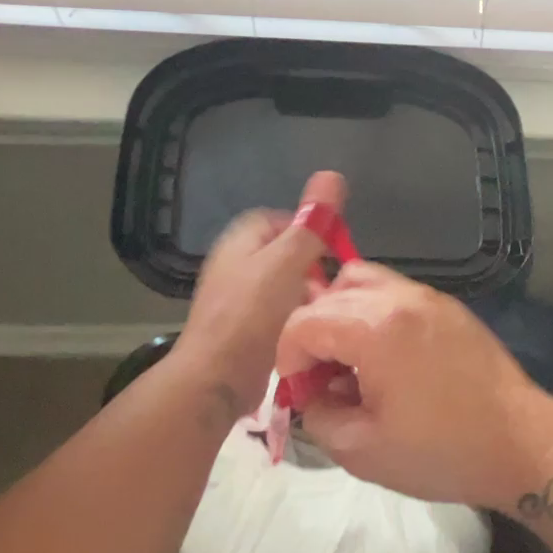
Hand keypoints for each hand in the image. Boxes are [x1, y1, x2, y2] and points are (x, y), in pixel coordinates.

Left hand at [174, 170, 345, 418]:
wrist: (217, 378)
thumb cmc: (252, 315)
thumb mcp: (287, 263)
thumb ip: (312, 225)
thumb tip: (332, 174)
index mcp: (241, 240)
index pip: (280, 219)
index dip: (309, 230)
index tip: (334, 251)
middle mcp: (235, 265)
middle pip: (283, 254)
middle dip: (312, 268)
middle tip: (335, 288)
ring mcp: (237, 299)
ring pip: (284, 287)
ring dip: (307, 298)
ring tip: (327, 313)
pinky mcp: (244, 330)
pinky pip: (277, 315)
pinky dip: (295, 321)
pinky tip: (310, 334)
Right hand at [275, 262, 552, 508]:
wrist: (523, 446)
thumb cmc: (443, 454)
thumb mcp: (361, 450)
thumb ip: (317, 414)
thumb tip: (311, 393)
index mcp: (376, 326)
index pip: (303, 322)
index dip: (288, 360)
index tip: (300, 395)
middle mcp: (402, 298)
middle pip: (330, 294)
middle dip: (313, 336)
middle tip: (323, 382)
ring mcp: (432, 298)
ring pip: (364, 283)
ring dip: (343, 318)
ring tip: (351, 366)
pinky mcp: (452, 310)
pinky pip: (396, 296)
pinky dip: (375, 317)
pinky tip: (387, 363)